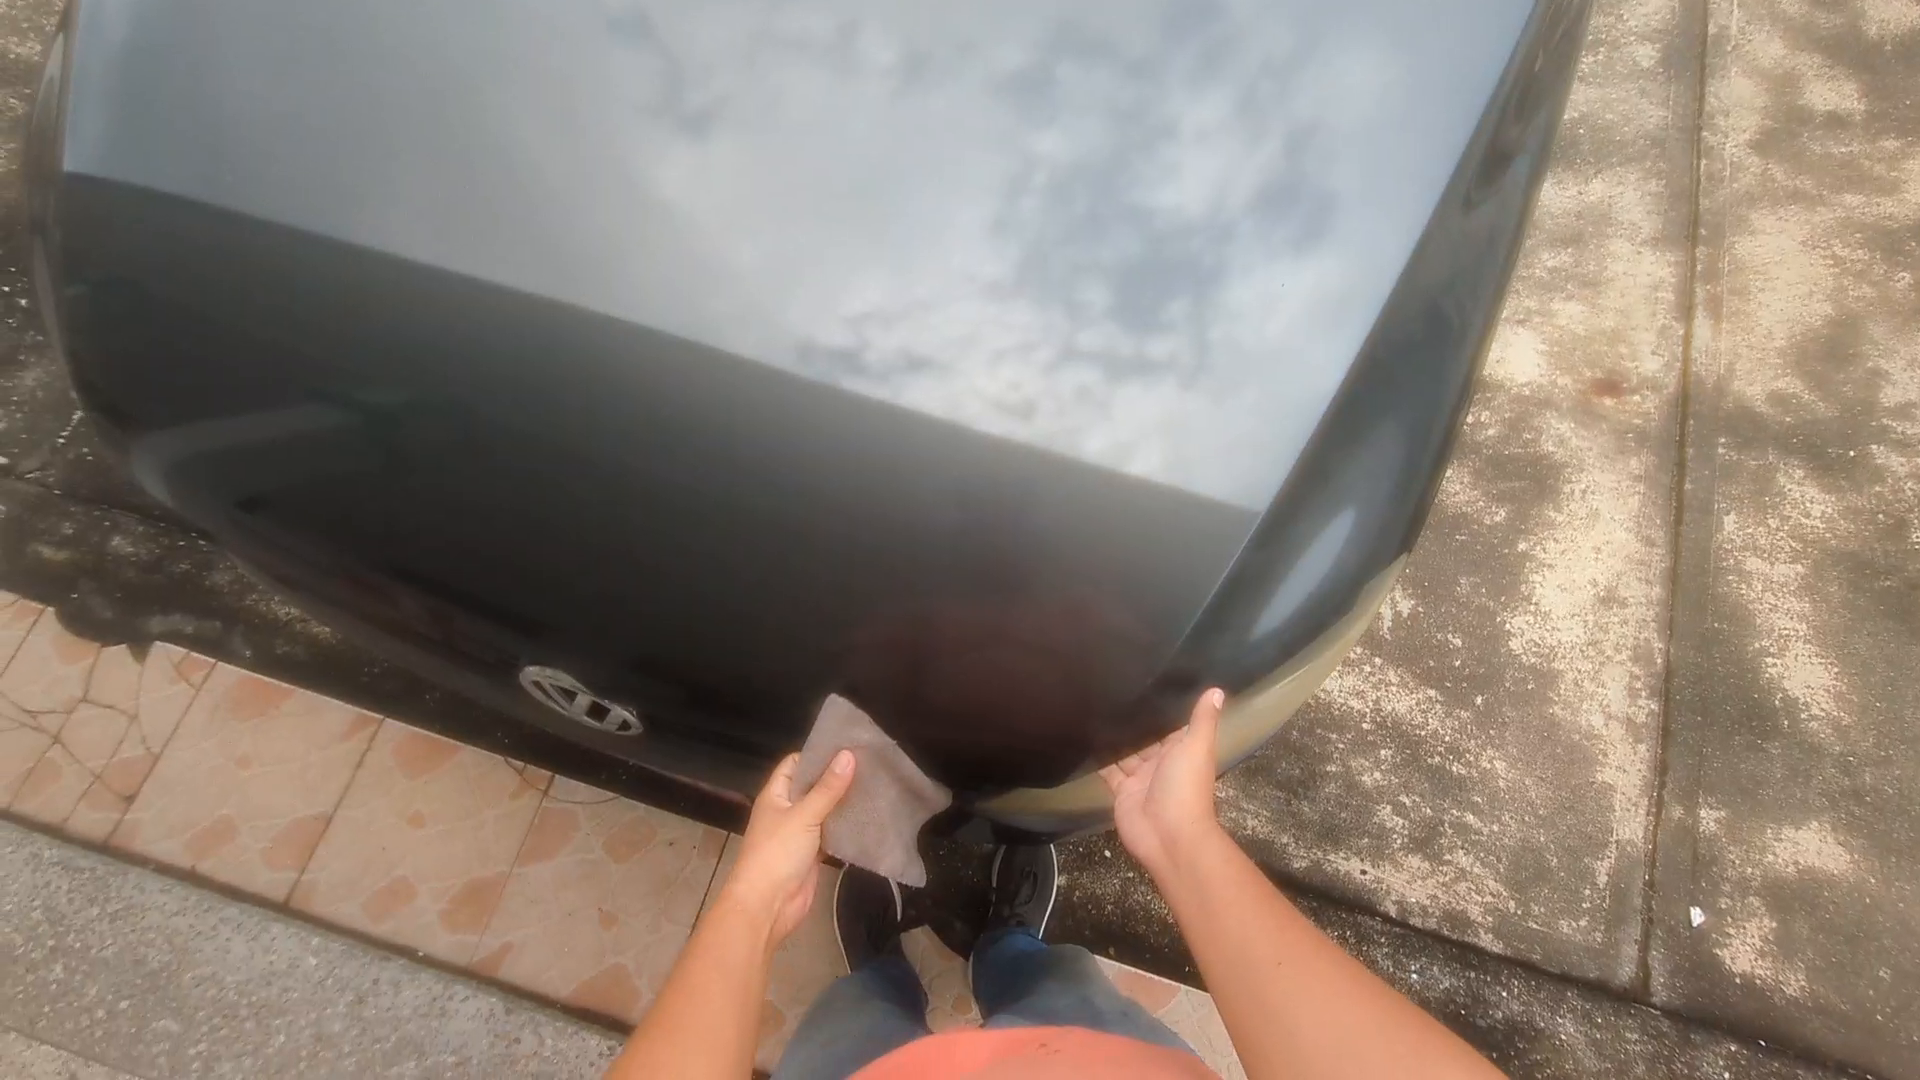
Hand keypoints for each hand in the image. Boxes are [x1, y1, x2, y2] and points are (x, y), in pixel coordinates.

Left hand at [717, 749, 855, 949]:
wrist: (767, 907)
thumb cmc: (777, 854)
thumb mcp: (804, 815)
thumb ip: (828, 787)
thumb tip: (849, 754)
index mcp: (776, 795)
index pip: (795, 763)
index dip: (817, 754)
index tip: (846, 746)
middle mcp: (787, 809)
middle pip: (813, 785)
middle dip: (836, 776)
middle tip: (868, 762)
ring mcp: (800, 832)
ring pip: (824, 809)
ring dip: (844, 800)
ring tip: (874, 783)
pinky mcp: (813, 852)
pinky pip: (831, 831)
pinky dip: (846, 824)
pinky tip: (868, 815)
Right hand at [1100, 688, 1226, 882]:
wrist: (1168, 836)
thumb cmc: (1186, 788)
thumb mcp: (1197, 747)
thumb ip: (1202, 720)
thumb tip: (1217, 689)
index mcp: (1181, 751)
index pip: (1169, 725)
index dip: (1159, 707)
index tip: (1144, 680)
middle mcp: (1161, 762)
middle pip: (1144, 738)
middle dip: (1131, 721)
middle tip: (1109, 689)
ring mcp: (1140, 778)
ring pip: (1124, 752)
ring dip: (1113, 737)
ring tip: (1093, 706)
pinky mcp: (1121, 791)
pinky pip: (1108, 771)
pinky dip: (1098, 758)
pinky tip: (1083, 736)